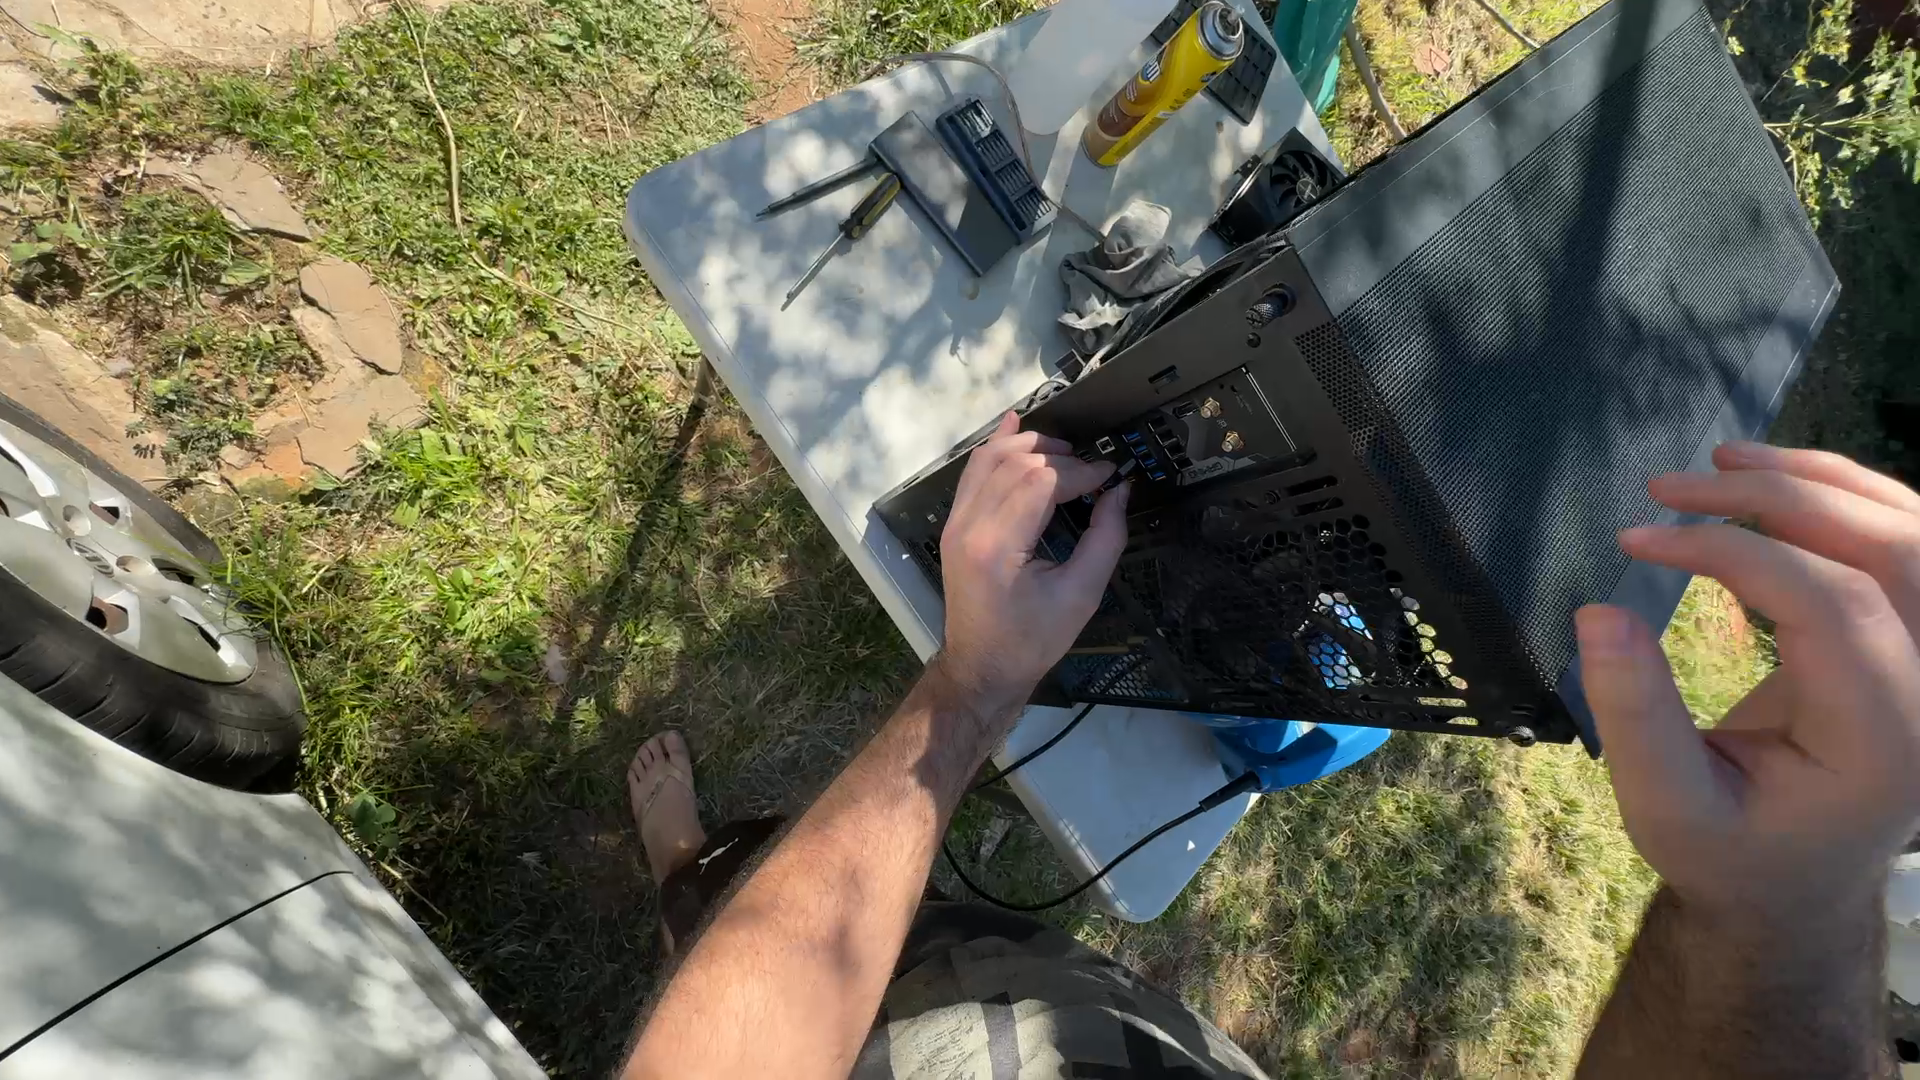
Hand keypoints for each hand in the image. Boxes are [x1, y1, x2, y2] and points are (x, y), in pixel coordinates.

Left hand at [935, 413, 1129, 720]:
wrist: (981, 666)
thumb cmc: (1032, 640)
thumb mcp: (1081, 595)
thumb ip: (1105, 538)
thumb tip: (1120, 490)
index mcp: (997, 545)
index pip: (1040, 480)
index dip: (1080, 470)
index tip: (1109, 476)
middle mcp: (968, 525)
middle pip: (1015, 462)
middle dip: (1060, 458)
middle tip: (1092, 472)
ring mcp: (955, 522)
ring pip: (989, 458)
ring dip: (1029, 445)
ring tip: (1065, 451)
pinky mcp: (954, 524)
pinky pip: (973, 471)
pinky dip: (996, 446)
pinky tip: (1015, 424)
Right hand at [1576, 441, 1919, 921]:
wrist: (1792, 876)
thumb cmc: (1722, 844)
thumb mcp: (1659, 799)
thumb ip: (1632, 712)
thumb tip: (1598, 612)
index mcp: (1887, 739)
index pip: (1834, 607)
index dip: (1730, 554)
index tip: (1631, 541)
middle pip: (1900, 553)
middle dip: (1778, 498)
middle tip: (1667, 485)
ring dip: (1820, 483)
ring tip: (1722, 459)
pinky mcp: (1919, 648)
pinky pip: (1910, 548)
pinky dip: (1846, 499)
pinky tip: (1775, 482)